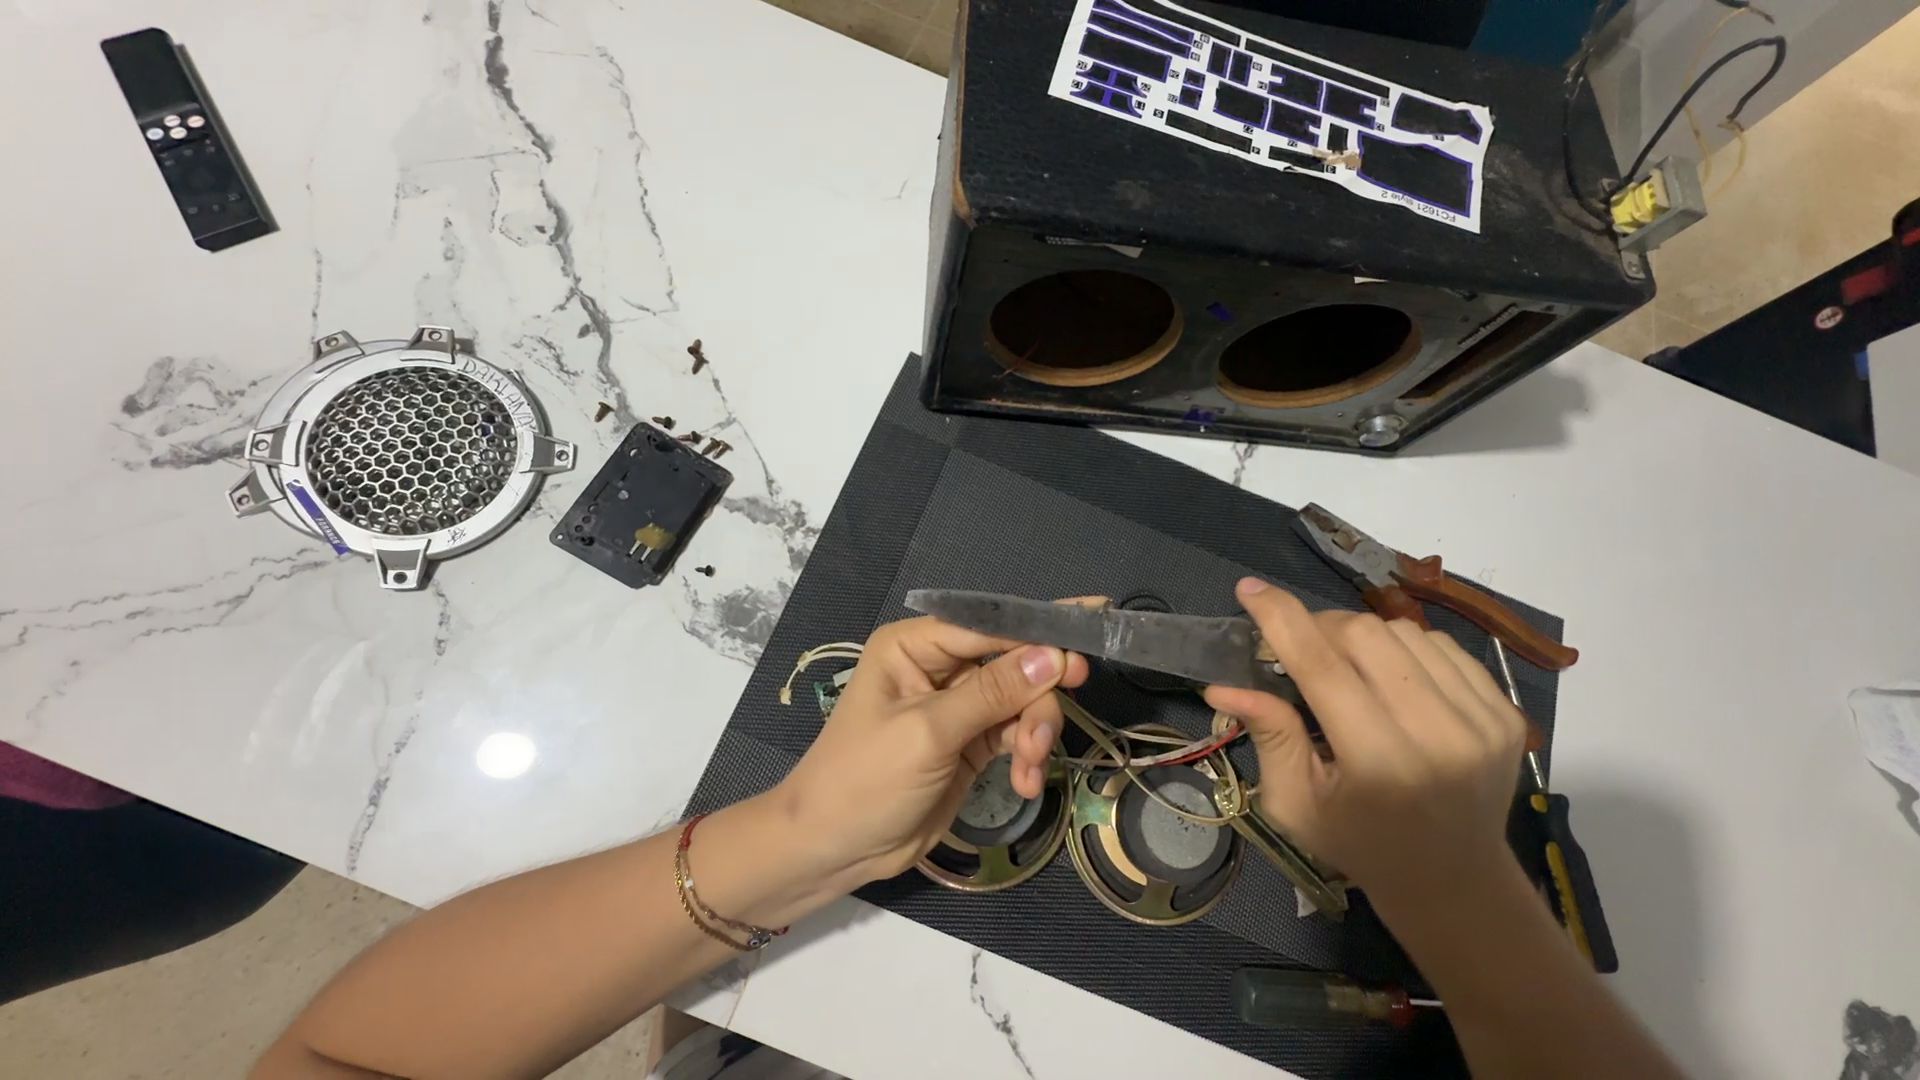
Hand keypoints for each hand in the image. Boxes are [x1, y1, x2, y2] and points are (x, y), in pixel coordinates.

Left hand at [767, 615, 1088, 893]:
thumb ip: (993, 693)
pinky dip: (1028, 756)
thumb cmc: (865, 778)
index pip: (986, 625)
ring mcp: (958, 707)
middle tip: (1061, 714)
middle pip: (1013, 662)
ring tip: (1031, 768)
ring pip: (1022, 700)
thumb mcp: (930, 732)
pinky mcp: (972, 743)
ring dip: (1035, 732)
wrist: (835, 850)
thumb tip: (1054, 655)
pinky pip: (1016, 734)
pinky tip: (1026, 783)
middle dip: (1038, 694)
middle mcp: (939, 667)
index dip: (1039, 627)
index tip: (1092, 628)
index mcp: (914, 646)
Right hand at [1204, 578, 1527, 911]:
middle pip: (1366, 635)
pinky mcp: (1507, 714)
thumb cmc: (1359, 844)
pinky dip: (1406, 648)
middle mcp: (1438, 735)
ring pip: (1406, 631)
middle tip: (1301, 648)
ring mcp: (1482, 722)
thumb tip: (1223, 686)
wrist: (1455, 880)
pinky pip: (1444, 646)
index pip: (1323, 666)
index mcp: (1378, 763)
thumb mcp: (1294, 803)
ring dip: (1363, 636)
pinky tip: (1392, 677)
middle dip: (1321, 627)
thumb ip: (1268, 736)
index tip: (1250, 589)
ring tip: (1348, 666)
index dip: (1282, 619)